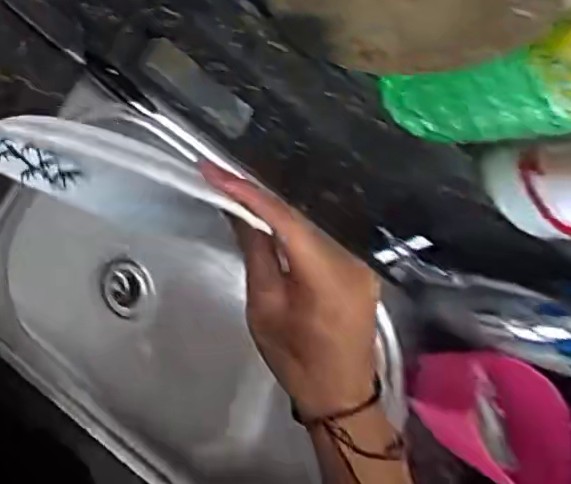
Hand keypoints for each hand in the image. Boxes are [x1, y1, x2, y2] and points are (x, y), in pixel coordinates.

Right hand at [203, 164, 381, 416]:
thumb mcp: (264, 305)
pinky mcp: (356, 264)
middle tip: (216, 173)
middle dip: (253, 192)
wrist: (341, 398)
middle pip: (294, 213)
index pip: (282, 218)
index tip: (212, 171)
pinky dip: (285, 219)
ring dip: (268, 203)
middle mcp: (350, 259)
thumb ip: (255, 250)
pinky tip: (262, 210)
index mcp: (328, 275)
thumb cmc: (296, 359)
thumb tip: (236, 208)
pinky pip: (314, 231)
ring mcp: (358, 261)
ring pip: (304, 219)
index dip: (245, 191)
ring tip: (231, 185)